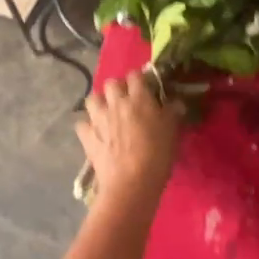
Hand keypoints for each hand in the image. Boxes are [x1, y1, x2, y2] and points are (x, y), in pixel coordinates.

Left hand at [76, 69, 182, 207]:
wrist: (131, 183)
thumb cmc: (157, 155)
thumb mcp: (172, 131)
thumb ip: (172, 112)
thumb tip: (176, 102)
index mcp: (138, 98)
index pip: (135, 75)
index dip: (140, 79)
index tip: (146, 88)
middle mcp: (116, 102)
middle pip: (111, 83)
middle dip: (118, 88)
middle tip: (126, 102)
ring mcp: (98, 118)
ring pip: (92, 98)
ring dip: (100, 103)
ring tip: (108, 113)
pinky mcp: (86, 136)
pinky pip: (82, 123)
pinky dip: (88, 126)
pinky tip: (96, 133)